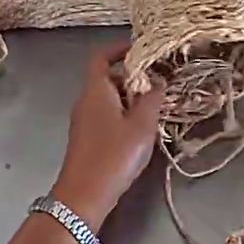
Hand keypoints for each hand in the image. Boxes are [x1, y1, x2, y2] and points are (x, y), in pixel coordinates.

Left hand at [51, 43, 165, 229]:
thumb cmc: (114, 154)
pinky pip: (105, 115)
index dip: (118, 49)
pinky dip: (123, 114)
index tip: (139, 49)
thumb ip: (152, 100)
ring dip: (130, 98)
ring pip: (108, 99)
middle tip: (158, 83)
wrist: (84, 194)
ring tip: (155, 106)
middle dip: (132, 77)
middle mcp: (86, 101)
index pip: (101, 58)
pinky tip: (140, 129)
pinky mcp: (86, 138)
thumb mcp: (141, 125)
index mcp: (96, 90)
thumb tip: (159, 81)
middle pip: (107, 78)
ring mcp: (84, 120)